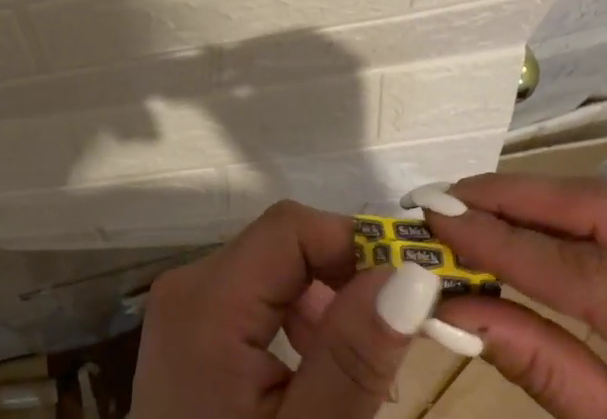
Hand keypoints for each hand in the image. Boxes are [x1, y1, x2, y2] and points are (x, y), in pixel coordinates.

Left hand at [132, 200, 448, 418]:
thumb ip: (353, 355)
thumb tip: (411, 271)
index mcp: (207, 300)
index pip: (291, 227)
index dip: (359, 244)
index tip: (422, 292)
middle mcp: (188, 285)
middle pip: (283, 246)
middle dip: (349, 281)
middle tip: (404, 344)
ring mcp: (184, 308)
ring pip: (275, 273)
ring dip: (330, 306)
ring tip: (368, 375)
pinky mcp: (190, 332)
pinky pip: (256, 302)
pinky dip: (300, 325)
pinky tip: (325, 379)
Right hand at [407, 174, 606, 417]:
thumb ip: (547, 372)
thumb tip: (449, 307)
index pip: (602, 279)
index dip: (508, 244)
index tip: (434, 218)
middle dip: (519, 198)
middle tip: (444, 197)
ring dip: (541, 202)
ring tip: (471, 206)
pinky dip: (575, 220)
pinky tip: (527, 224)